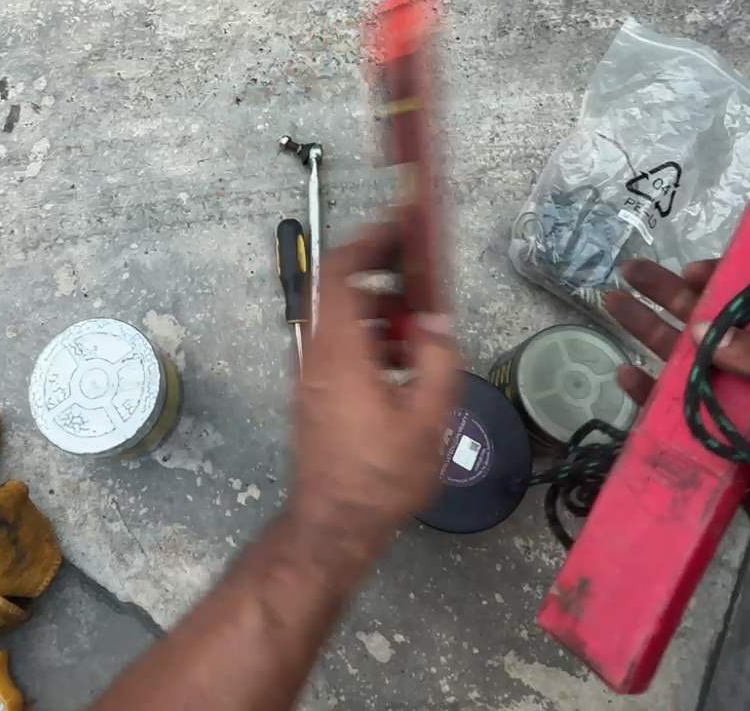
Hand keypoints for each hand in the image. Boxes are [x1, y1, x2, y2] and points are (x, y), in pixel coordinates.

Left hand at [285, 223, 463, 569]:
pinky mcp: (314, 390)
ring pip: (343, 321)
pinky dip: (370, 340)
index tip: (397, 227)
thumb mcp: (428, 419)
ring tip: (418, 333)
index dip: (366, 241)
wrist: (332, 523)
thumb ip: (437, 360)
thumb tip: (435, 320)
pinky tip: (401, 366)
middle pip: (343, 293)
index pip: (340, 272)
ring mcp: (311, 372)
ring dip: (379, 315)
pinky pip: (341, 346)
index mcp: (340, 348)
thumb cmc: (380, 474)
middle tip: (421, 287)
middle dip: (383, 282)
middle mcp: (317, 351)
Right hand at [604, 258, 749, 620]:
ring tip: (613, 303)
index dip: (730, 285)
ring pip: (691, 368)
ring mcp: (748, 420)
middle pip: (718, 332)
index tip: (693, 270)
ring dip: (653, 335)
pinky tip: (626, 375)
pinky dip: (650, 396)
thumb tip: (706, 331)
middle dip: (675, 298)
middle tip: (633, 270)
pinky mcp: (724, 457)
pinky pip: (679, 419)